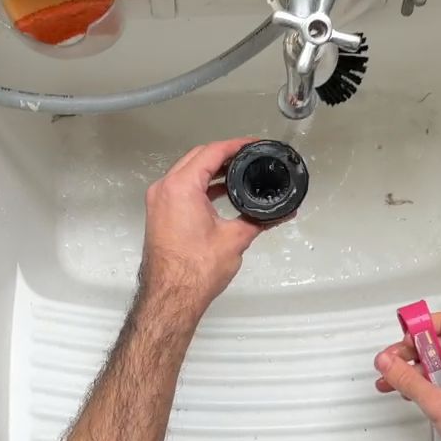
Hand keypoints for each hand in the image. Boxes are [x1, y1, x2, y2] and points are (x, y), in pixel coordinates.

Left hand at [140, 138, 268, 311]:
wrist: (171, 297)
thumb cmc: (193, 272)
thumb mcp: (236, 238)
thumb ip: (261, 219)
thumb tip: (280, 213)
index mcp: (181, 188)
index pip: (212, 152)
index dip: (235, 145)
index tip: (251, 144)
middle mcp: (165, 190)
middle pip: (197, 157)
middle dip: (224, 154)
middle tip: (247, 155)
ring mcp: (159, 201)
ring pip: (187, 171)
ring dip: (211, 170)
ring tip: (237, 173)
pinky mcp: (160, 214)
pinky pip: (181, 188)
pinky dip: (200, 185)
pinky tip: (219, 193)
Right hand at [373, 312, 440, 440]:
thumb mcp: (438, 404)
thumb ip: (407, 380)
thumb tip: (387, 362)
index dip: (418, 327)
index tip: (399, 340)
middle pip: (440, 343)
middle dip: (411, 353)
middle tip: (391, 366)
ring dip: (418, 371)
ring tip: (397, 384)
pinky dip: (433, 383)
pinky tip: (420, 396)